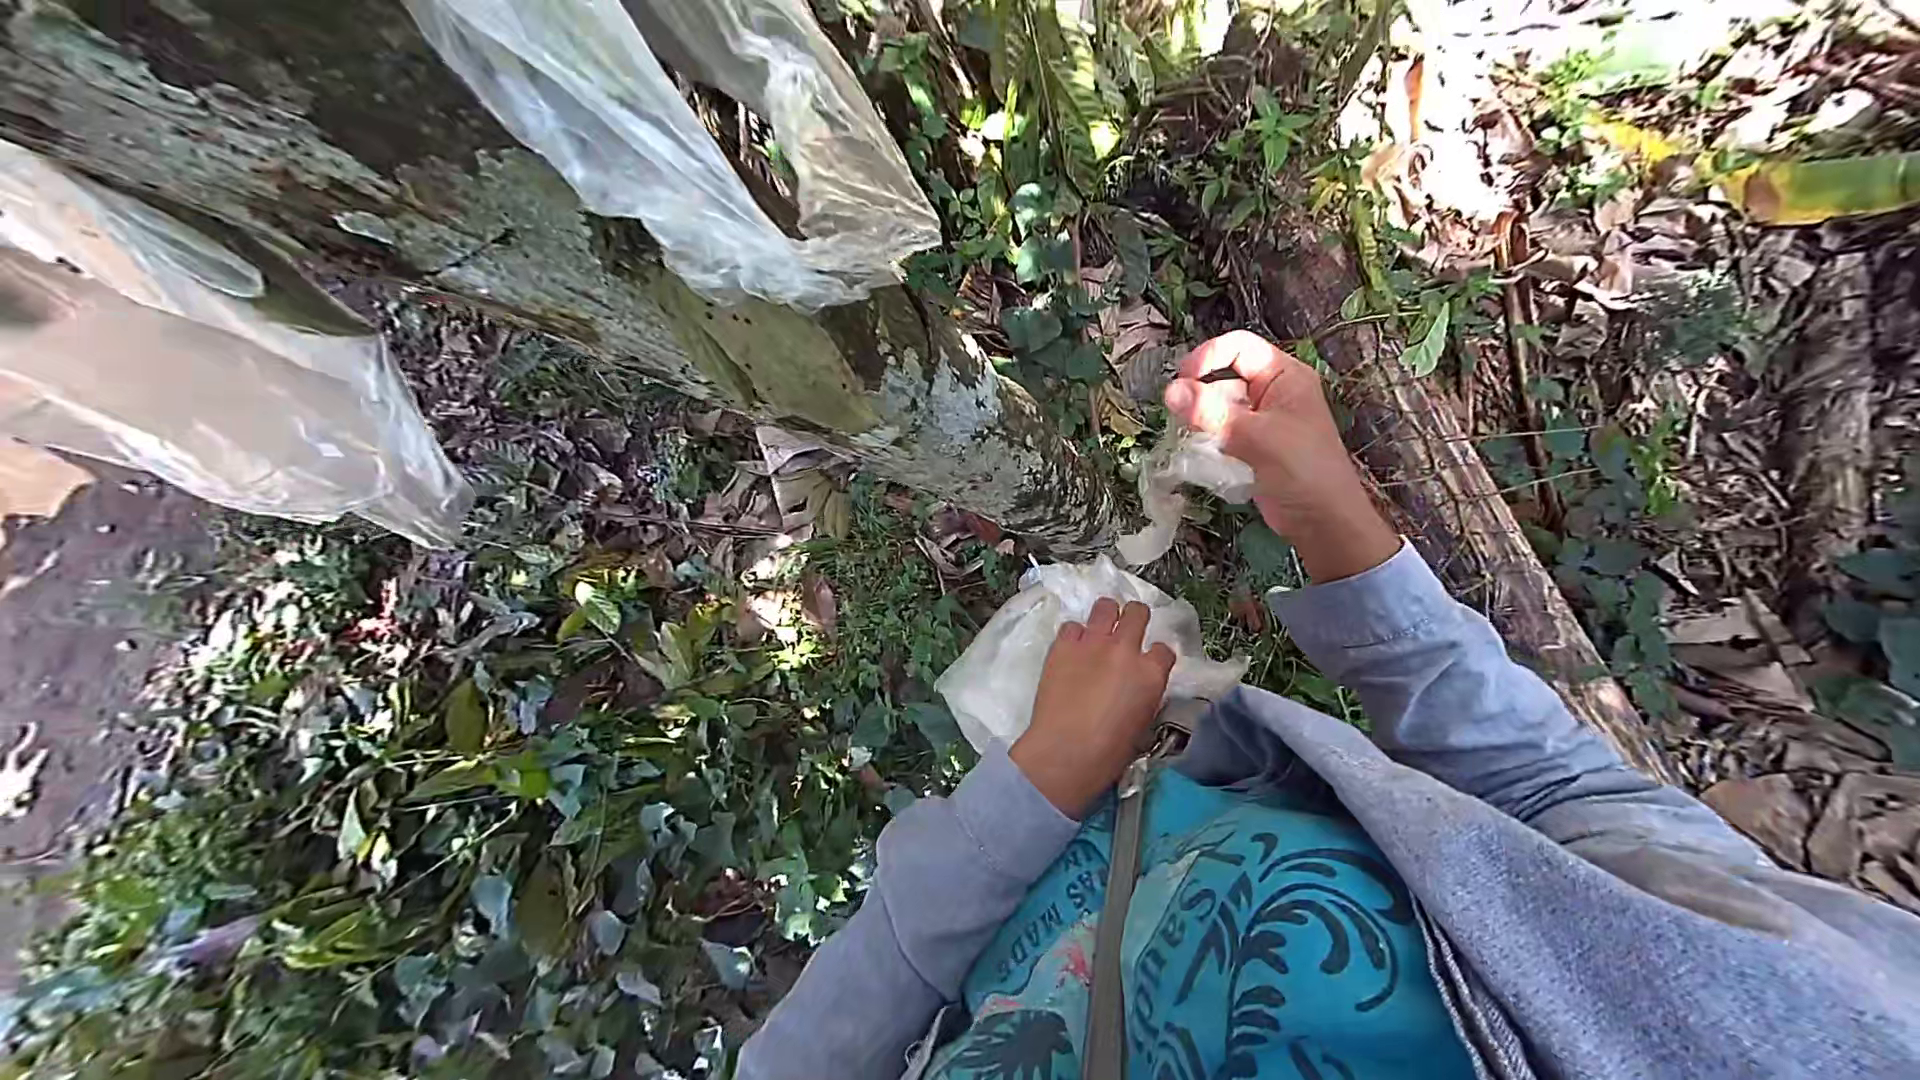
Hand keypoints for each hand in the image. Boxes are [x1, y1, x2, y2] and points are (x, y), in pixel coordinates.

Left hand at [1011, 598, 1174, 817]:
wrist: (1066, 751)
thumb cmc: (1109, 751)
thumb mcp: (1143, 723)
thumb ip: (1144, 694)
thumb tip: (1136, 687)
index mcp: (1151, 673)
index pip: (1163, 649)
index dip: (1155, 656)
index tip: (1147, 663)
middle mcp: (1124, 649)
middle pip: (1136, 612)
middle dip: (1135, 618)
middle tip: (1126, 630)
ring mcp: (1092, 643)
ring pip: (1105, 606)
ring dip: (1106, 614)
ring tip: (1100, 628)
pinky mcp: (1063, 645)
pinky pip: (1072, 626)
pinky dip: (1074, 635)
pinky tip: (1072, 649)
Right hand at [1163, 331, 1398, 581]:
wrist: (1322, 523)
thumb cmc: (1302, 471)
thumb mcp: (1256, 437)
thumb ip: (1212, 413)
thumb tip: (1170, 391)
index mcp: (1284, 377)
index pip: (1239, 347)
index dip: (1208, 356)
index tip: (1181, 379)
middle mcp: (1271, 393)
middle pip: (1223, 378)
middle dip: (1200, 396)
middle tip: (1181, 419)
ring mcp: (1260, 421)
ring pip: (1217, 408)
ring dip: (1200, 422)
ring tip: (1191, 441)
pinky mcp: (1249, 446)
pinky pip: (1218, 433)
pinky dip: (1205, 441)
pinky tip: (1200, 457)